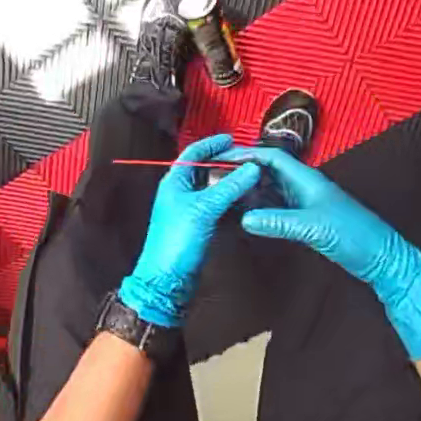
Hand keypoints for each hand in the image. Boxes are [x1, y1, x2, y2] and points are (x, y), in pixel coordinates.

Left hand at [117, 134, 261, 326]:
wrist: (167, 281)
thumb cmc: (176, 241)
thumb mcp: (204, 209)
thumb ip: (229, 187)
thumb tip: (252, 168)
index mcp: (174, 181)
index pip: (193, 153)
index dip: (212, 144)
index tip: (232, 139)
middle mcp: (180, 192)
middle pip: (205, 170)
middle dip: (226, 164)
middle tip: (249, 160)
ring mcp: (189, 210)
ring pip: (213, 189)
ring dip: (231, 183)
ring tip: (253, 178)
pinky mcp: (199, 226)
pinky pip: (218, 207)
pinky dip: (231, 202)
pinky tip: (247, 202)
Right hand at [227, 146, 420, 359]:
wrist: (380, 257)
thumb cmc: (354, 235)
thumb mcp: (312, 227)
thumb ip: (277, 222)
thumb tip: (245, 218)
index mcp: (308, 180)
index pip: (271, 158)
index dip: (247, 154)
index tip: (224, 155)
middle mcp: (305, 187)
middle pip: (268, 171)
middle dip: (244, 171)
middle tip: (219, 176)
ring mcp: (306, 203)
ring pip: (271, 190)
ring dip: (250, 190)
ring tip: (226, 194)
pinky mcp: (307, 220)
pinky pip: (277, 208)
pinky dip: (260, 209)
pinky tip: (247, 215)